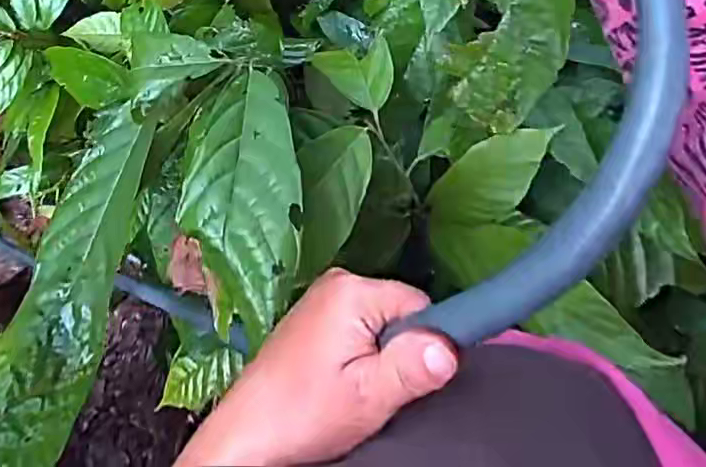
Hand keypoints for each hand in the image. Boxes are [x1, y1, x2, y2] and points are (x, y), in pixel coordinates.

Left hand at [175, 270, 459, 465]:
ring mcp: (324, 295)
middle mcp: (337, 281)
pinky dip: (363, 352)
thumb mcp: (370, 395)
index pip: (420, 304)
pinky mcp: (317, 313)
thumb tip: (451, 346)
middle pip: (400, 310)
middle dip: (404, 350)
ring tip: (361, 386)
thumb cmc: (307, 408)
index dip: (429, 342)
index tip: (419, 378)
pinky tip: (347, 378)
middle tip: (383, 388)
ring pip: (382, 321)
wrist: (254, 424)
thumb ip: (412, 367)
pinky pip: (360, 325)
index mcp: (351, 289)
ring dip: (382, 354)